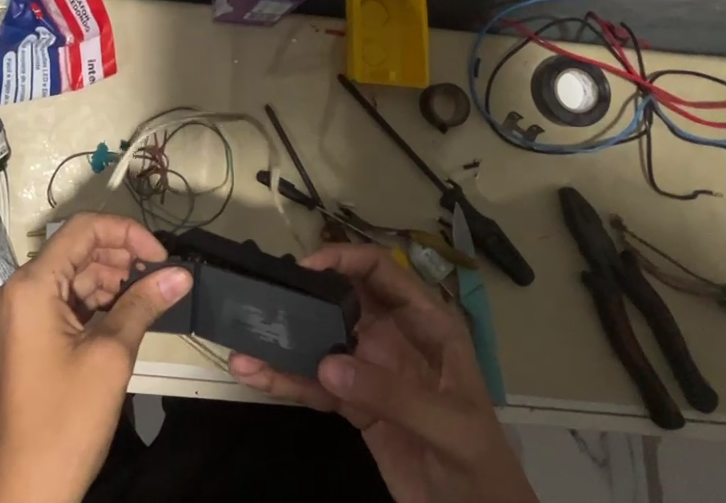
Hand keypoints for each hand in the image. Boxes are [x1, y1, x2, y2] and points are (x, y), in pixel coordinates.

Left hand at [0, 213, 191, 502]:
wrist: (24, 490)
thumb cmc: (65, 420)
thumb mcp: (110, 356)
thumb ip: (143, 305)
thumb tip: (180, 274)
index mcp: (32, 284)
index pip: (82, 229)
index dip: (126, 233)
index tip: (162, 257)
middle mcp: (20, 289)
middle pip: (77, 249)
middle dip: (122, 256)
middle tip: (162, 279)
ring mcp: (21, 314)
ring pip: (74, 275)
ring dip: (113, 280)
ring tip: (151, 299)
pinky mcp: (28, 336)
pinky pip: (66, 302)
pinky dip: (98, 302)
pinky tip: (129, 315)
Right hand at [229, 244, 535, 502]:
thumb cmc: (481, 465)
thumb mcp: (449, 426)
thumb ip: (392, 394)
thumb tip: (328, 363)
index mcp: (427, 325)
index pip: (382, 272)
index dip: (345, 260)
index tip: (306, 268)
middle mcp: (394, 339)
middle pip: (342, 301)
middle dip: (304, 296)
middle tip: (265, 297)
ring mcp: (370, 372)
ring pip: (321, 343)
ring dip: (285, 344)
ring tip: (244, 345)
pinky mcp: (353, 405)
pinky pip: (315, 385)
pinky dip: (285, 381)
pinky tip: (256, 376)